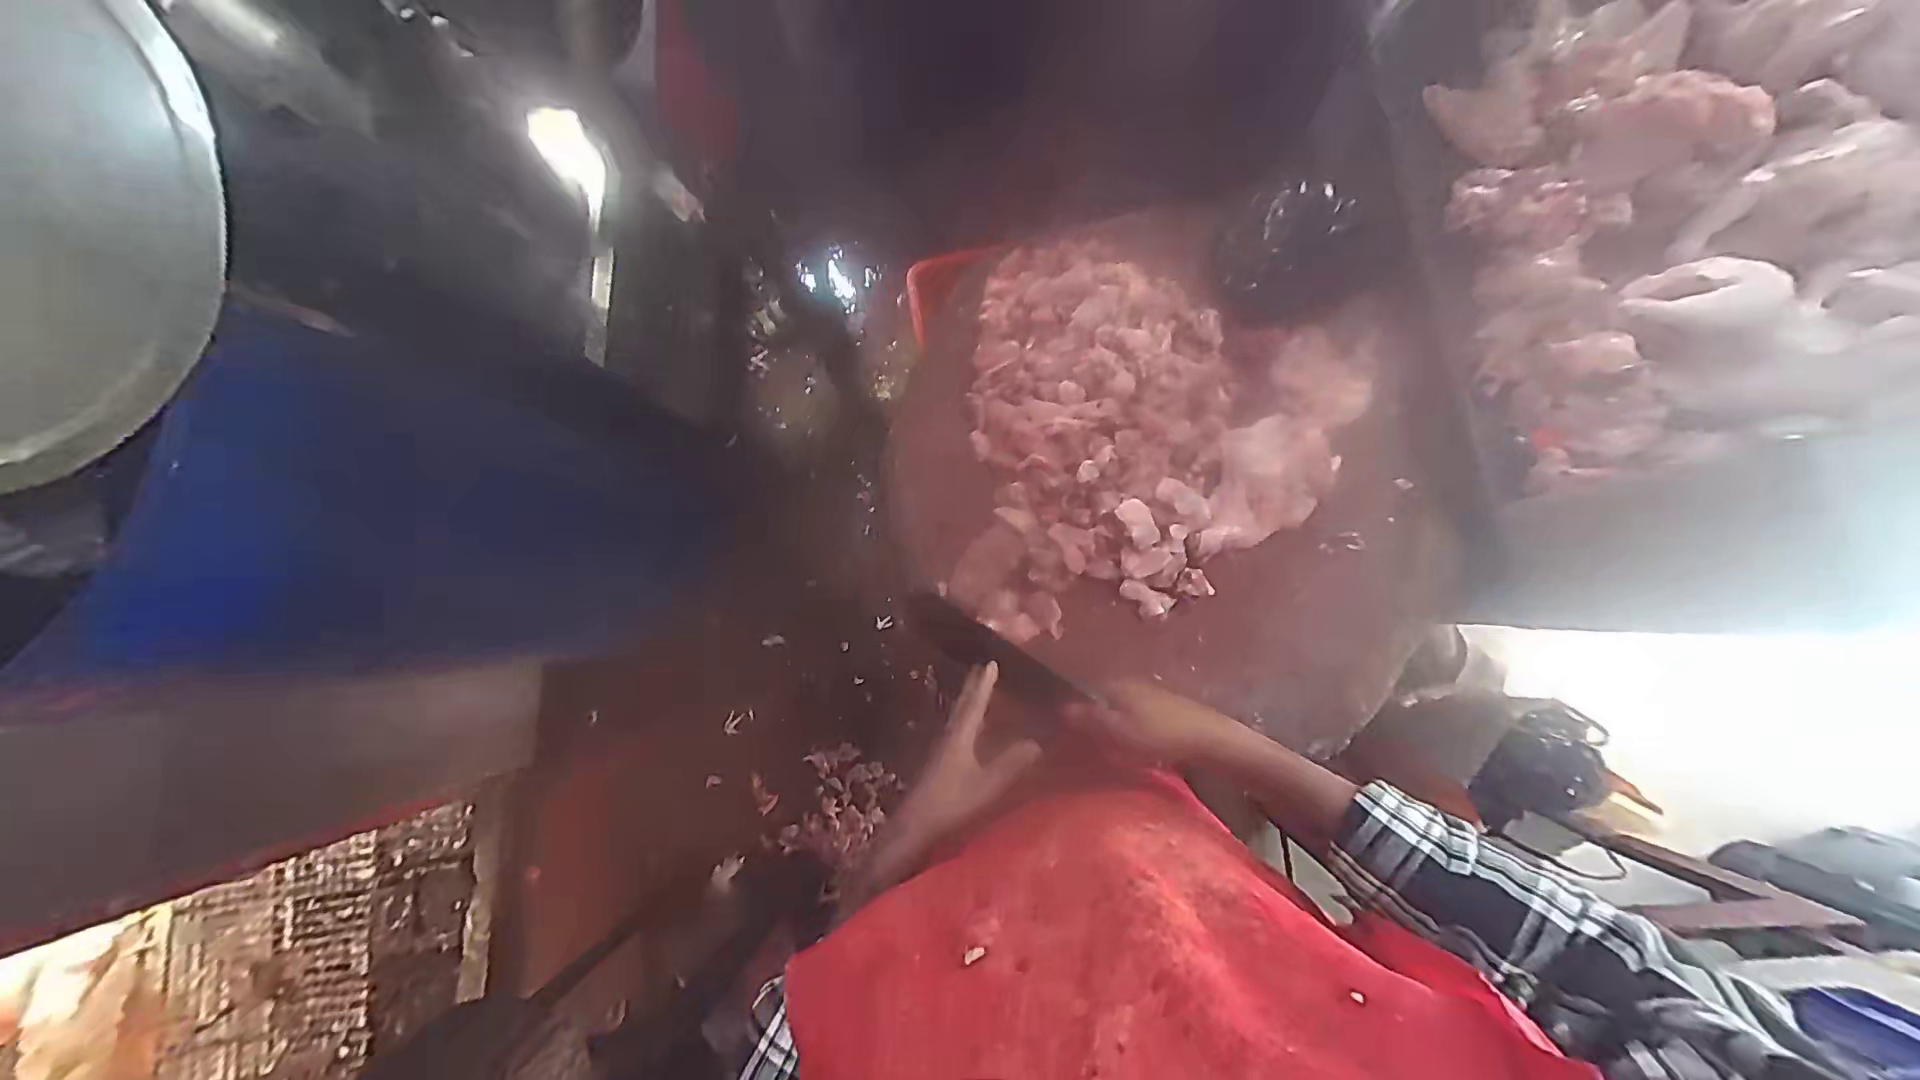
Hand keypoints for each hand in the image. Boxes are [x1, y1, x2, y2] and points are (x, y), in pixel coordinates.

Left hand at [897, 662, 1043, 840]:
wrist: (914, 825)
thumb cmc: (951, 803)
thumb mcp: (986, 785)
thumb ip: (1010, 764)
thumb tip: (1037, 742)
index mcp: (960, 736)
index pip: (975, 703)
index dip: (984, 684)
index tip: (991, 663)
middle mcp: (949, 736)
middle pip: (963, 705)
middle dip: (974, 687)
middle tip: (982, 668)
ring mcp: (942, 749)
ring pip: (958, 717)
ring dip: (969, 702)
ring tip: (979, 691)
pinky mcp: (940, 762)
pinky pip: (957, 731)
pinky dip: (967, 720)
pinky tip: (971, 729)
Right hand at [1066, 679, 1240, 764]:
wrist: (1210, 739)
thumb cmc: (1157, 735)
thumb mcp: (1116, 731)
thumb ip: (1087, 719)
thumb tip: (1060, 708)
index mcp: (1114, 684)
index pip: (1084, 690)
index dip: (1074, 709)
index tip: (1067, 730)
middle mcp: (1130, 682)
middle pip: (1103, 697)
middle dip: (1094, 715)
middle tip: (1087, 740)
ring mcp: (1151, 692)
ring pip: (1122, 705)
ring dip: (1114, 722)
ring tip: (1109, 745)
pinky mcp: (1168, 706)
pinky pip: (1138, 714)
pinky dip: (1132, 726)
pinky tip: (1135, 743)